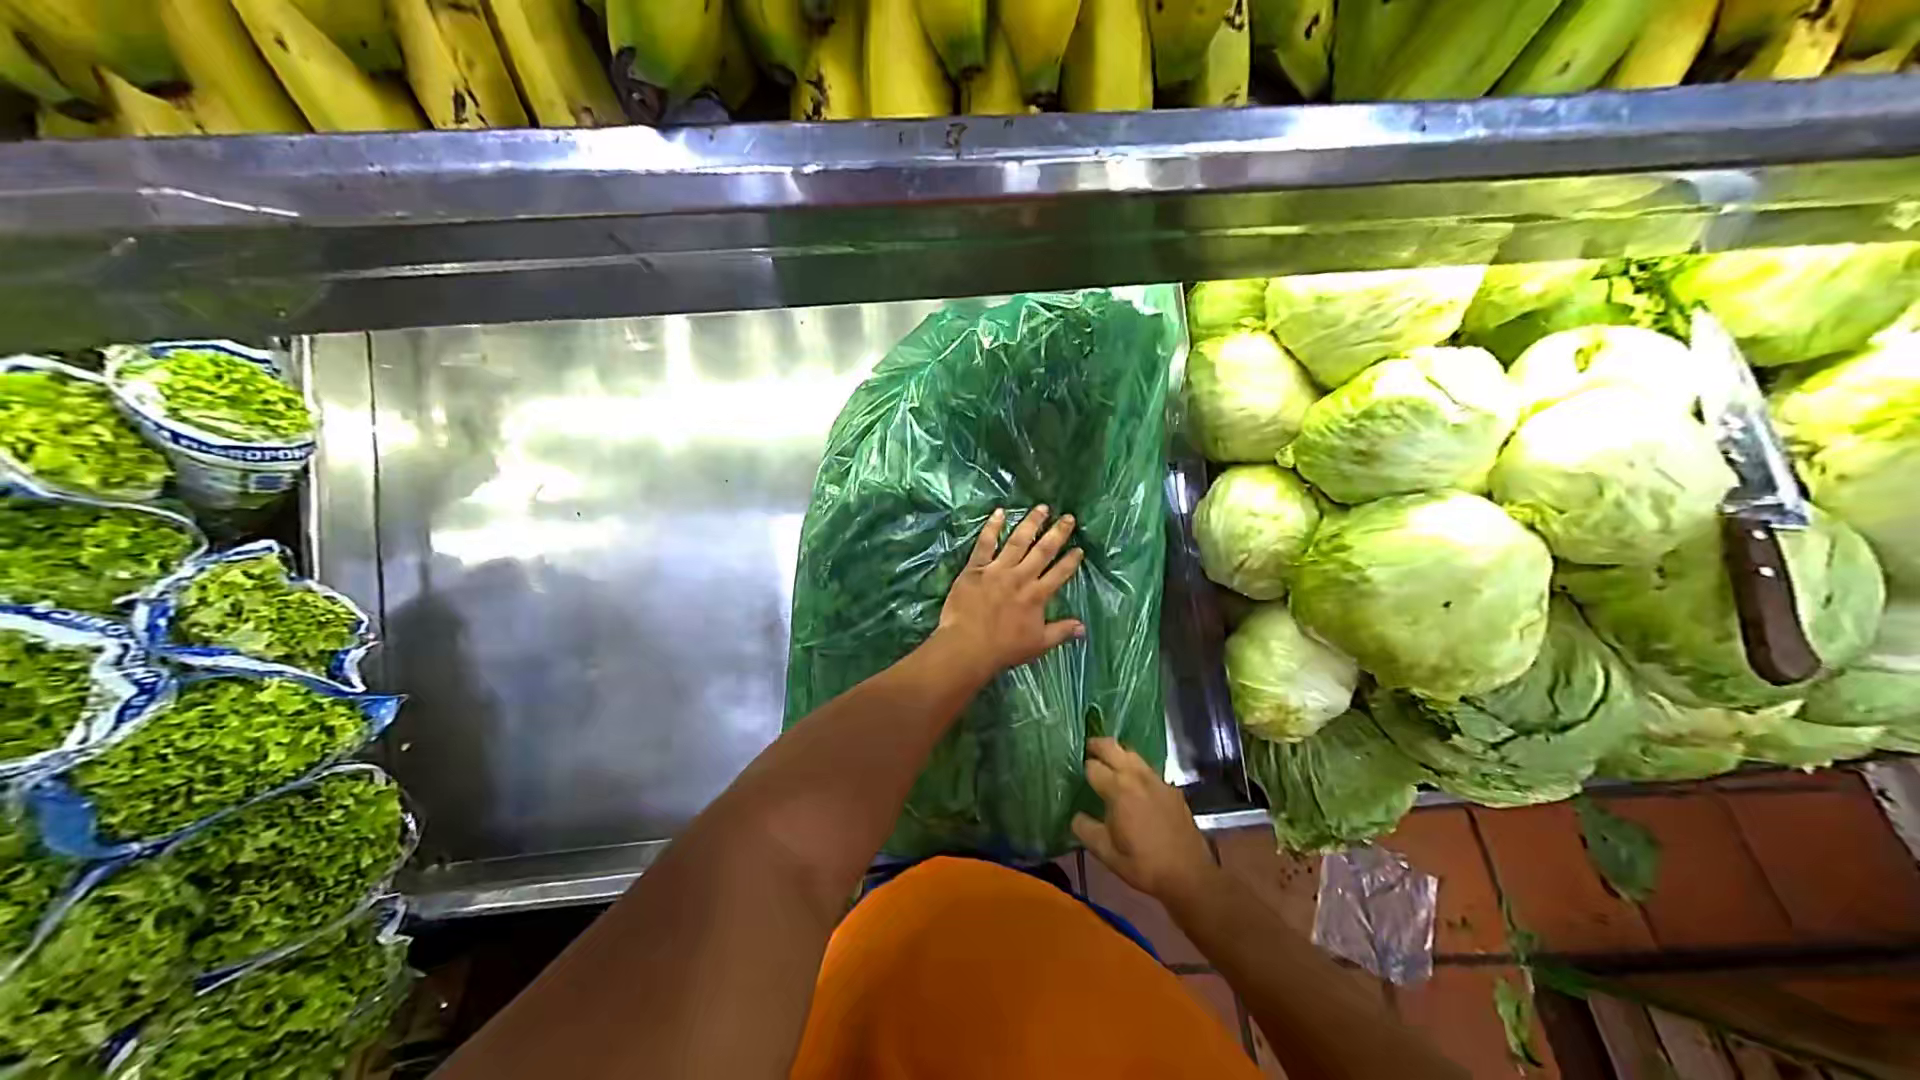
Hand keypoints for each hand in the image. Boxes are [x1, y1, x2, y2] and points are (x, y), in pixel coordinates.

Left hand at [931, 506, 1084, 682]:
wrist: (968, 645)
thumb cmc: (1004, 648)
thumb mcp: (1038, 644)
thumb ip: (1061, 632)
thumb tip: (1083, 628)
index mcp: (1037, 595)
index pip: (1059, 573)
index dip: (1071, 560)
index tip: (1079, 549)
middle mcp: (1021, 577)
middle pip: (1043, 550)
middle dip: (1057, 533)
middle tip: (1068, 517)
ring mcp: (998, 570)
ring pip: (1018, 541)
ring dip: (1031, 523)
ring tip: (1042, 508)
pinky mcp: (976, 568)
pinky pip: (986, 543)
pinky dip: (992, 527)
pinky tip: (1000, 512)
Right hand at [1073, 737, 1216, 908]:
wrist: (1189, 874)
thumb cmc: (1143, 863)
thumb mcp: (1106, 853)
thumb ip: (1085, 829)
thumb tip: (1076, 816)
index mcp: (1118, 789)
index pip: (1093, 766)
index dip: (1082, 769)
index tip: (1076, 773)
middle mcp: (1137, 777)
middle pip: (1113, 747)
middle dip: (1097, 745)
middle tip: (1087, 748)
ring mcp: (1157, 780)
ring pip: (1133, 755)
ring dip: (1118, 753)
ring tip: (1108, 762)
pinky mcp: (1172, 789)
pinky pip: (1148, 769)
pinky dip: (1136, 768)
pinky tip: (1134, 784)